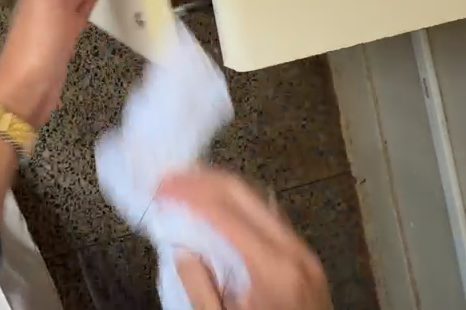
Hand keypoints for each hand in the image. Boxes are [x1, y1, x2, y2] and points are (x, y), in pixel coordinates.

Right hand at [159, 168, 329, 309]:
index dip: (185, 193)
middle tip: (168, 181)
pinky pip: (267, 216)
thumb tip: (182, 250)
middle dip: (199, 180)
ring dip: (217, 187)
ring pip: (255, 197)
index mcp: (272, 268)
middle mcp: (293, 252)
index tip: (159, 190)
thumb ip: (198, 285)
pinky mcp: (306, 262)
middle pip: (239, 191)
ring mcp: (304, 254)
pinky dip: (237, 204)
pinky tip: (218, 209)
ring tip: (187, 190)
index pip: (220, 209)